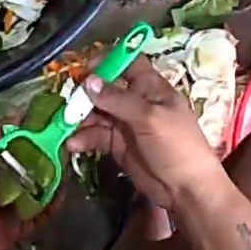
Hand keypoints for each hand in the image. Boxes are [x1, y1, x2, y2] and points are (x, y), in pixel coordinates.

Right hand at [67, 56, 229, 211]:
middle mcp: (137, 102)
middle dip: (87, 94)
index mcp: (152, 88)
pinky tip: (73, 144)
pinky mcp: (118, 145)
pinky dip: (84, 139)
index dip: (110, 61)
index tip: (86, 66)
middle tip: (68, 102)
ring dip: (81, 118)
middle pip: (107, 89)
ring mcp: (127, 124)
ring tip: (65, 125)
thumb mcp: (149, 117)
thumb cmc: (175, 144)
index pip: (130, 64)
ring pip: (98, 113)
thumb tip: (89, 81)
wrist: (185, 188)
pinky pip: (97, 136)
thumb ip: (118, 99)